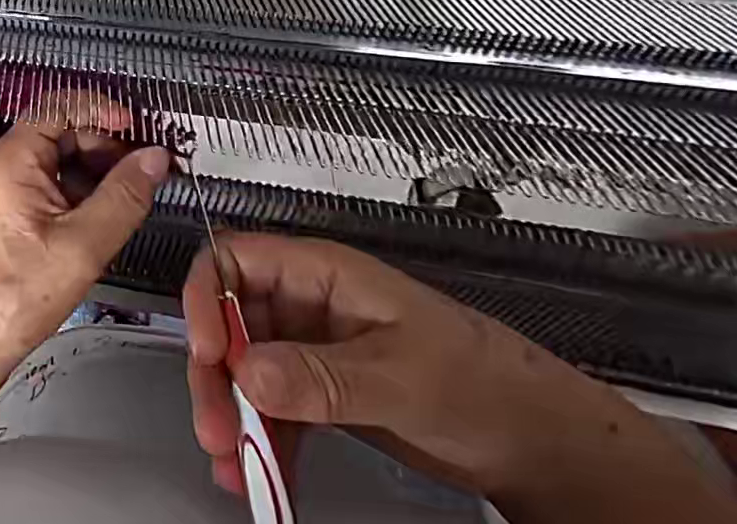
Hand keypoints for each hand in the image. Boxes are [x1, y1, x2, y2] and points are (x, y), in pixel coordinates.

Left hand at [0, 96, 170, 383]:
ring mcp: (13, 182)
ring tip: (133, 190)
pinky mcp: (21, 202)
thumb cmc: (20, 292)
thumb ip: (125, 195)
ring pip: (64, 153)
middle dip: (106, 142)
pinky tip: (110, 208)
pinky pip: (59, 177)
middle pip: (65, 128)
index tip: (135, 127)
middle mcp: (9, 161)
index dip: (102, 109)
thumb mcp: (86, 243)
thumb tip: (154, 158)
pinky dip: (87, 185)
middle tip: (143, 164)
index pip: (60, 106)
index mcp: (15, 158)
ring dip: (100, 165)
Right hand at [184, 234, 736, 521]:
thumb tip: (246, 373)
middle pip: (229, 320)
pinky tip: (259, 477)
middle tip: (216, 431)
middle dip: (215, 373)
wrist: (534, 438)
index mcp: (318, 273)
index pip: (235, 259)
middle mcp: (303, 303)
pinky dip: (260, 440)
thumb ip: (322, 375)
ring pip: (243, 368)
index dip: (206, 295)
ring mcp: (308, 348)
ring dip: (232, 414)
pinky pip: (271, 407)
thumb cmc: (476, 379)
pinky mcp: (317, 390)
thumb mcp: (400, 375)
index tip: (203, 352)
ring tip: (233, 467)